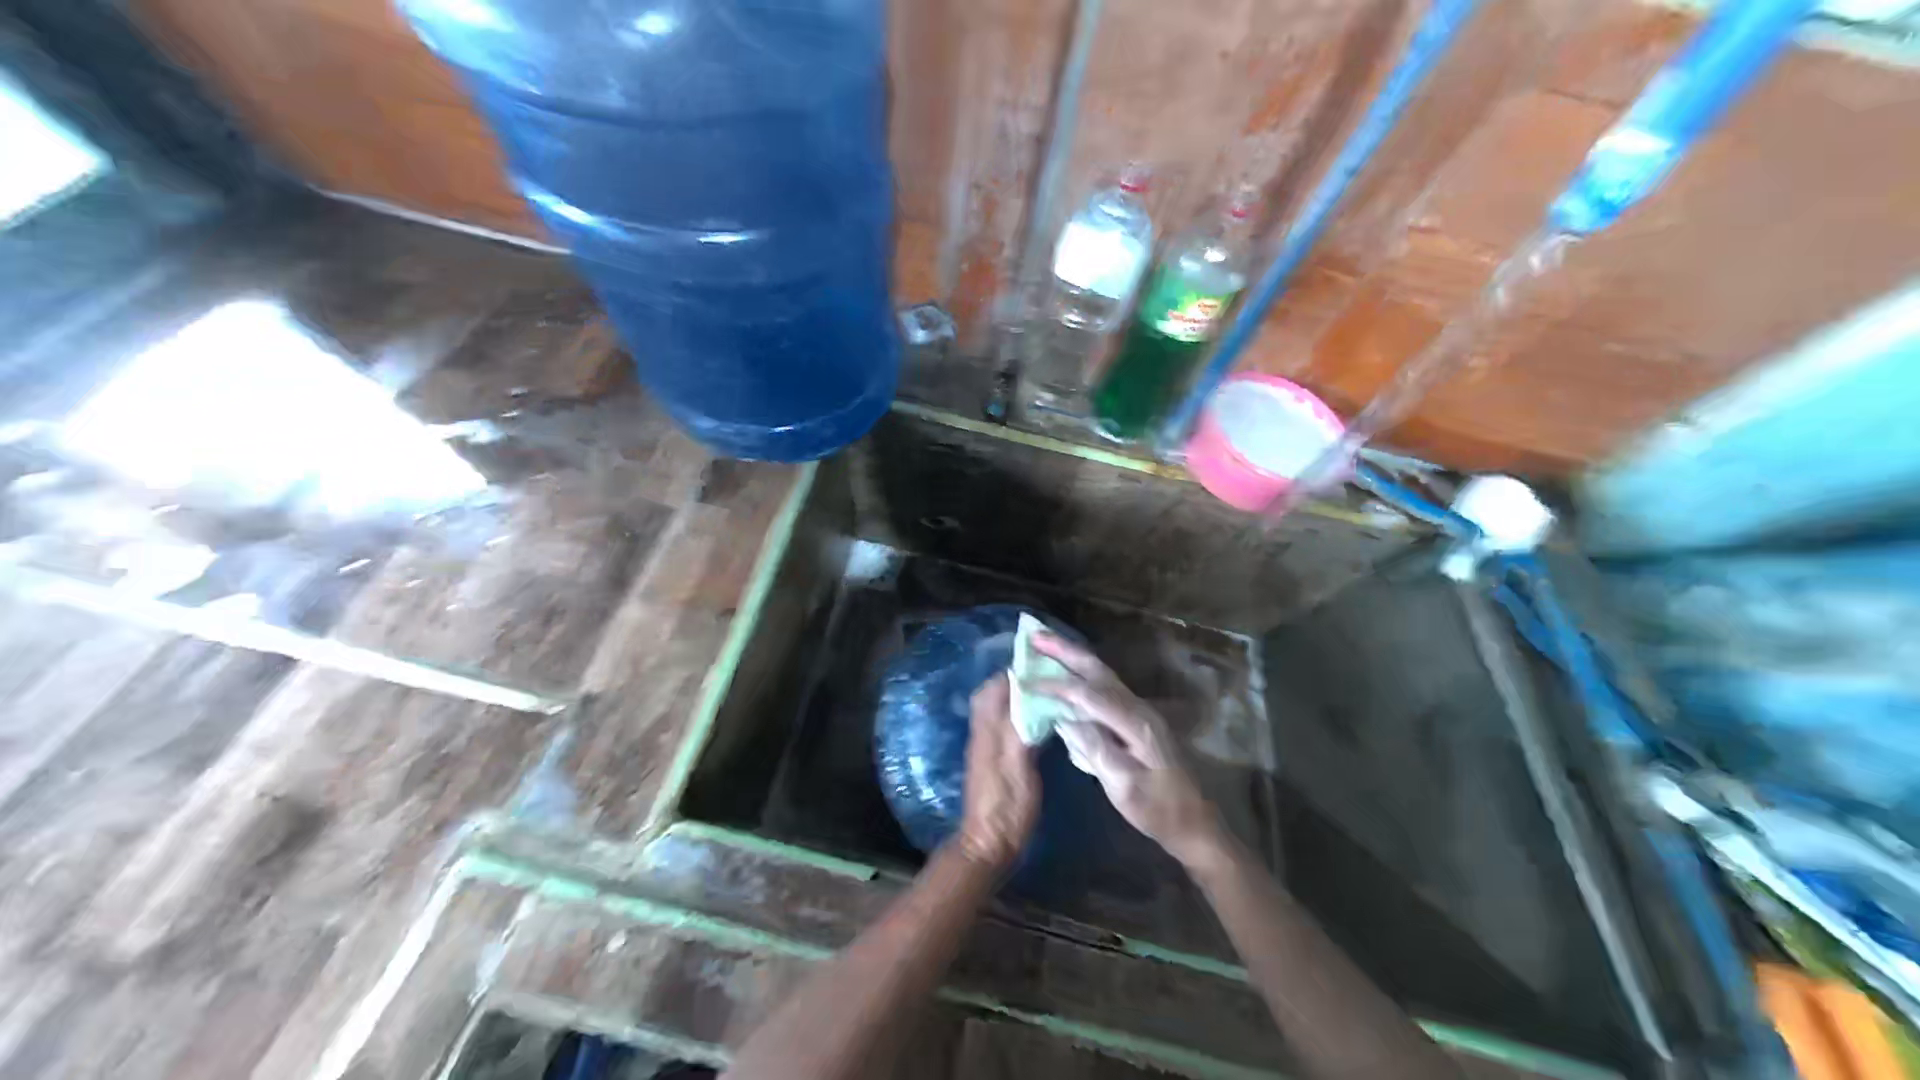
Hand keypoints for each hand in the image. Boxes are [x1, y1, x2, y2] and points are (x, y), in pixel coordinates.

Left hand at [956, 674, 1039, 870]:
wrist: (989, 844)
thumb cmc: (1006, 806)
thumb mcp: (1018, 766)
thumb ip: (1022, 728)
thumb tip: (1031, 693)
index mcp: (988, 728)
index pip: (998, 685)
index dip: (1019, 670)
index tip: (1045, 660)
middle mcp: (984, 730)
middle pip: (996, 692)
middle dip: (1019, 678)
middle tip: (1050, 673)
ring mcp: (988, 744)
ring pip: (1001, 706)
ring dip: (1020, 694)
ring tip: (1051, 689)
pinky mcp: (996, 757)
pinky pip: (1006, 722)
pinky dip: (1022, 712)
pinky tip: (1044, 717)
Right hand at [1031, 634, 1228, 870]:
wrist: (1194, 823)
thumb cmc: (1158, 809)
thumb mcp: (1123, 787)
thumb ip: (1094, 749)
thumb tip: (1064, 720)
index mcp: (1136, 723)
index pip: (1089, 694)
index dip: (1055, 685)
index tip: (1024, 680)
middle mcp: (1138, 708)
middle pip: (1097, 670)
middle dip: (1065, 651)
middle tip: (1034, 635)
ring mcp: (1139, 711)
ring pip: (1101, 675)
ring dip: (1072, 657)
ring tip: (1044, 645)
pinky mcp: (1135, 719)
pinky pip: (1104, 688)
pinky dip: (1081, 674)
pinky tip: (1067, 673)